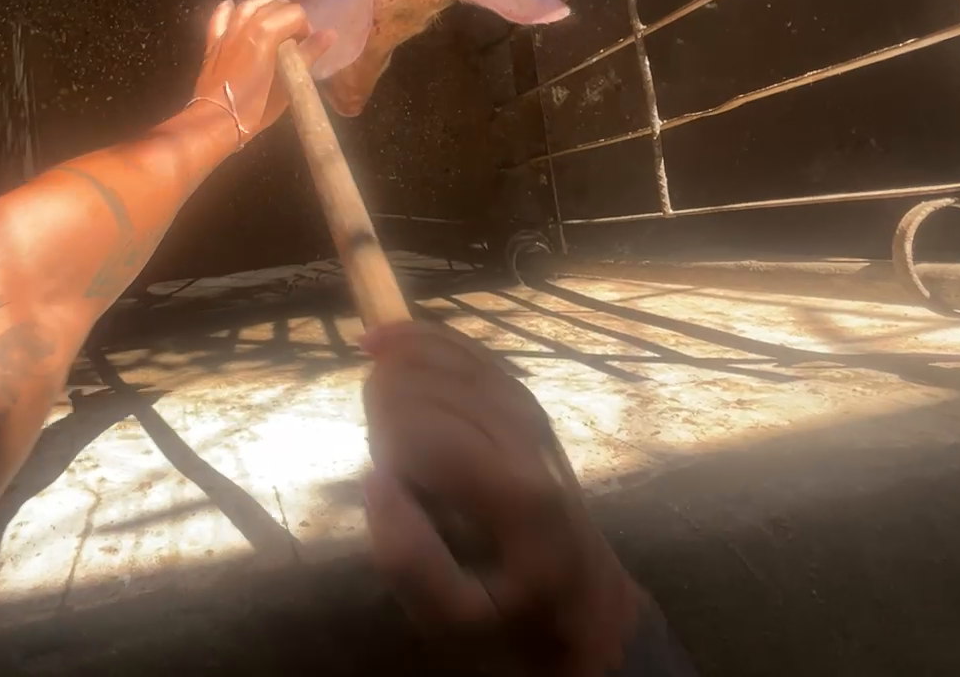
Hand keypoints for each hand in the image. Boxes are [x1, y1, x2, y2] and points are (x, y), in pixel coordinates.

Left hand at [192, 0, 334, 142]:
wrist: (217, 120)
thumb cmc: (256, 106)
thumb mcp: (289, 83)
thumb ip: (309, 54)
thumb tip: (330, 33)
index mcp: (267, 33)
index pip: (294, 13)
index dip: (304, 26)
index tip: (306, 43)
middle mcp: (246, 24)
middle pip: (272, 5)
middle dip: (287, 15)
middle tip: (294, 36)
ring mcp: (227, 32)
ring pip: (247, 5)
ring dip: (263, 7)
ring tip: (272, 21)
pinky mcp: (213, 41)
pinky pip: (219, 15)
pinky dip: (228, 9)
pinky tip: (233, 8)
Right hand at [361, 321, 641, 674]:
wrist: (583, 596)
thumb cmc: (512, 610)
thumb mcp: (455, 620)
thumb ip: (408, 561)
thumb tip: (376, 480)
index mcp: (512, 492)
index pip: (420, 427)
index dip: (383, 441)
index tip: (380, 478)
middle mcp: (523, 433)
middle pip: (422, 385)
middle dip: (384, 412)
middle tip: (388, 460)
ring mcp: (526, 406)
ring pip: (438, 358)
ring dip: (393, 374)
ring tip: (379, 416)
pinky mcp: (521, 394)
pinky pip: (460, 346)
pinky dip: (415, 337)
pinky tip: (381, 339)